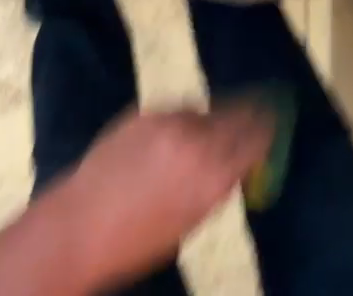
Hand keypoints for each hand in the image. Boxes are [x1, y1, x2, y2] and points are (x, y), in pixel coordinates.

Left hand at [51, 104, 273, 288]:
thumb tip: (236, 165)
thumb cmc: (136, 242)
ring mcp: (169, 120)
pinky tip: (177, 134)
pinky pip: (177, 110)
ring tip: (214, 128)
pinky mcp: (145, 111)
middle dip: (250, 113)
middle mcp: (196, 140)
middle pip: (238, 113)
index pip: (255, 140)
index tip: (274, 125)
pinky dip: (184, 119)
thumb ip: (215, 187)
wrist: (78, 225)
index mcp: (212, 176)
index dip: (267, 131)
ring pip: (206, 110)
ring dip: (215, 117)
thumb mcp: (189, 221)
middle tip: (259, 111)